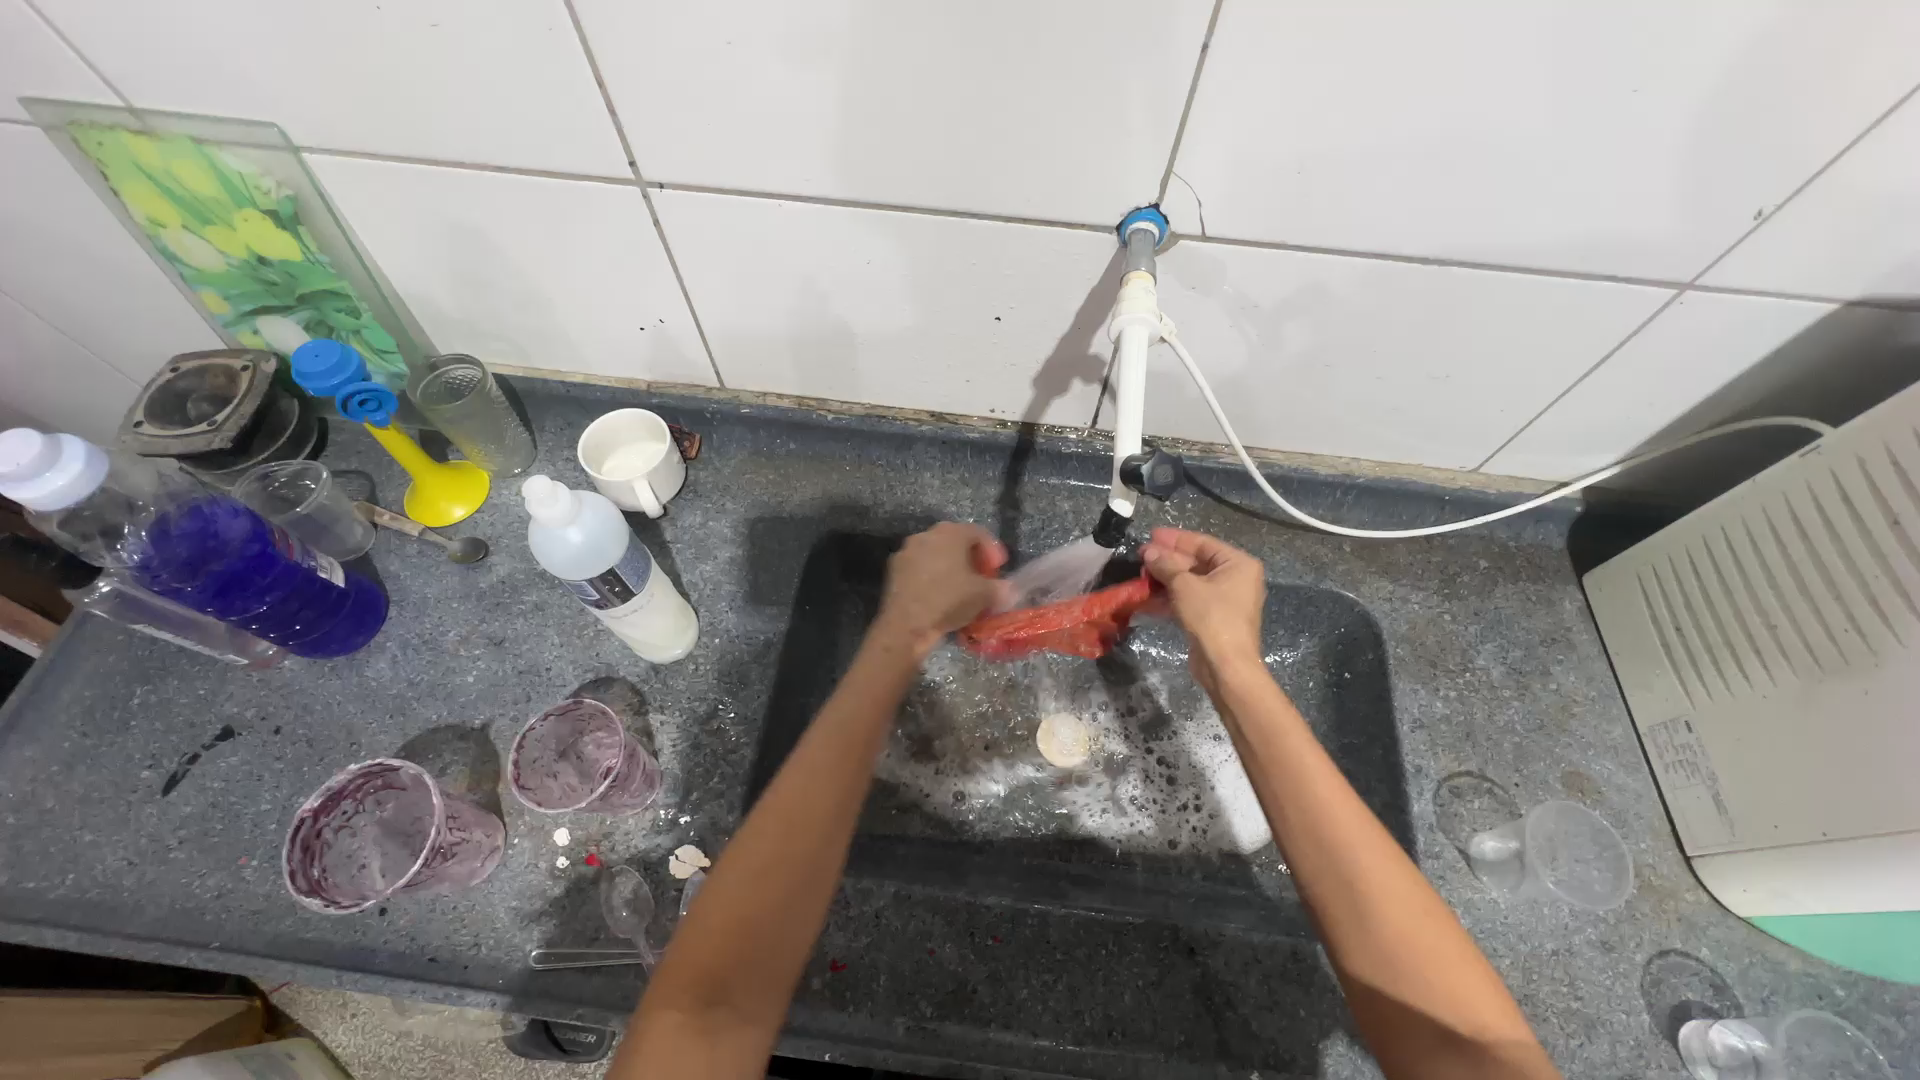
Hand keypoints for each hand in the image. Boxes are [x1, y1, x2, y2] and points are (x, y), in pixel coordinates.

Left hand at [875, 523, 1013, 652]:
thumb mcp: (984, 595)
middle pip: (955, 541)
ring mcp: (907, 551)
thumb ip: (1001, 588)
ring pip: (936, 555)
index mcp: (950, 533)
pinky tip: (939, 597)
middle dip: (971, 558)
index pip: (978, 533)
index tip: (999, 569)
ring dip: (950, 568)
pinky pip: (920, 569)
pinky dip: (932, 578)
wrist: (906, 625)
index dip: (993, 550)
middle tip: (982, 578)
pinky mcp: (894, 570)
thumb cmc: (949, 600)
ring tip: (960, 589)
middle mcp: (926, 535)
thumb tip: (1008, 590)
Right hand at [1140, 527, 1265, 690]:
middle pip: (1196, 562)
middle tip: (1141, 556)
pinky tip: (1146, 597)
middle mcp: (1235, 579)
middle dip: (1167, 560)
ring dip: (1165, 580)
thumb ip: (1165, 565)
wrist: (1225, 664)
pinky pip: (1189, 601)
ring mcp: (1224, 600)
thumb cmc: (1211, 616)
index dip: (1175, 539)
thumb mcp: (1184, 585)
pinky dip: (1170, 598)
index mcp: (1238, 564)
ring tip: (1140, 575)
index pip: (1202, 543)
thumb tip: (1148, 552)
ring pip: (1190, 583)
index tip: (1151, 534)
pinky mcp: (1213, 619)